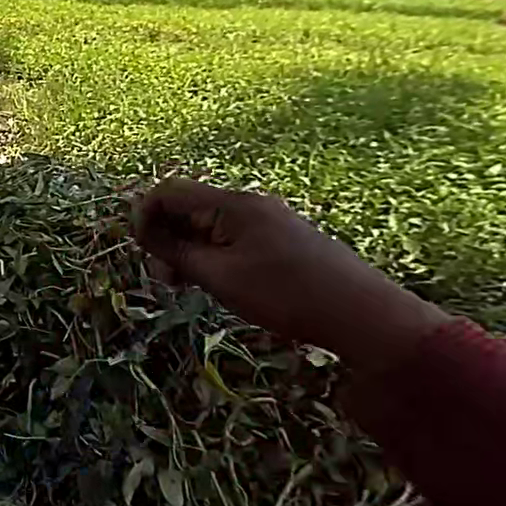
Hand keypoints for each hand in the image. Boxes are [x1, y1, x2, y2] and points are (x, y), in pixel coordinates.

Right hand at [134, 177, 450, 373]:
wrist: (364, 314)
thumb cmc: (283, 294)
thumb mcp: (217, 276)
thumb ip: (175, 251)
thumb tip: (143, 231)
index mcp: (231, 206)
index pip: (169, 191)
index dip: (144, 215)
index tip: (141, 250)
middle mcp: (247, 204)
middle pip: (187, 207)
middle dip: (166, 238)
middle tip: (167, 280)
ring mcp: (266, 219)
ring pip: (208, 225)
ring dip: (188, 250)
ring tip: (189, 286)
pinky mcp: (280, 237)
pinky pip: (230, 236)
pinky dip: (213, 254)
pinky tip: (219, 282)